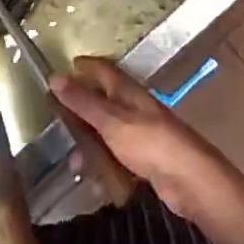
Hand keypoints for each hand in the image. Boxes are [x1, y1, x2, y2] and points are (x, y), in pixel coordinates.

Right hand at [49, 57, 232, 220]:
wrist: (188, 178)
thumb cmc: (148, 141)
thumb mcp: (110, 120)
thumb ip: (83, 101)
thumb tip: (55, 76)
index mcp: (127, 90)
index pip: (104, 69)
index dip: (86, 66)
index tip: (68, 65)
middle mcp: (134, 106)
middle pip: (104, 100)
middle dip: (82, 108)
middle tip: (59, 116)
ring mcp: (141, 132)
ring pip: (108, 131)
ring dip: (91, 143)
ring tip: (73, 159)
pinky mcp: (145, 158)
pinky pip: (117, 155)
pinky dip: (104, 163)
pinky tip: (94, 178)